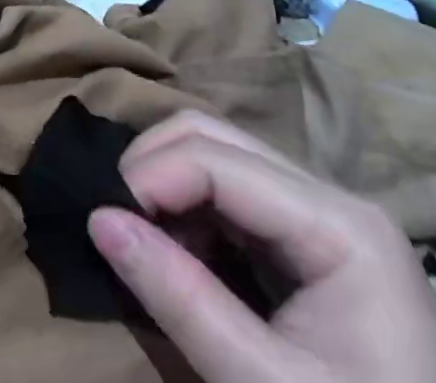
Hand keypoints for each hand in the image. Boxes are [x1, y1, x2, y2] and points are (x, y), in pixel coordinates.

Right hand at [88, 111, 435, 382]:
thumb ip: (180, 298)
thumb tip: (97, 219)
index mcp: (338, 225)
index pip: (213, 157)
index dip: (147, 178)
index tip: (101, 226)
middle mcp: (331, 197)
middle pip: (213, 136)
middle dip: (150, 168)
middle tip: (114, 225)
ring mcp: (323, 214)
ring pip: (216, 155)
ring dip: (165, 188)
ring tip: (142, 247)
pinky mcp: (310, 239)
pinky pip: (230, 193)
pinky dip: (187, 211)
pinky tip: (178, 259)